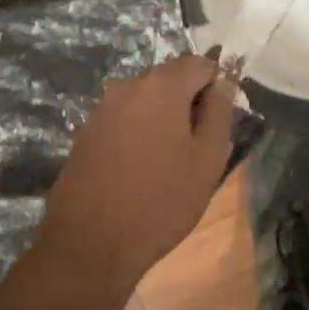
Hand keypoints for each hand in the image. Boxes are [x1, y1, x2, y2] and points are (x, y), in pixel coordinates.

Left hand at [0, 57, 236, 309]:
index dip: (215, 86)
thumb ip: (219, 112)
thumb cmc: (160, 201)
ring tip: (169, 161)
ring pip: (145, 100)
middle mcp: (128, 86)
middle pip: (170, 78)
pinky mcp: (85, 132)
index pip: (200, 63)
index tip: (218, 121)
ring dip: (162, 118)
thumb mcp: (207, 160)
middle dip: (188, 102)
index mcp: (162, 86)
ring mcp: (102, 109)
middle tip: (198, 146)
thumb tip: (223, 83)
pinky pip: (123, 119)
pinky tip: (140, 169)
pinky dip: (138, 132)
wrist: (88, 246)